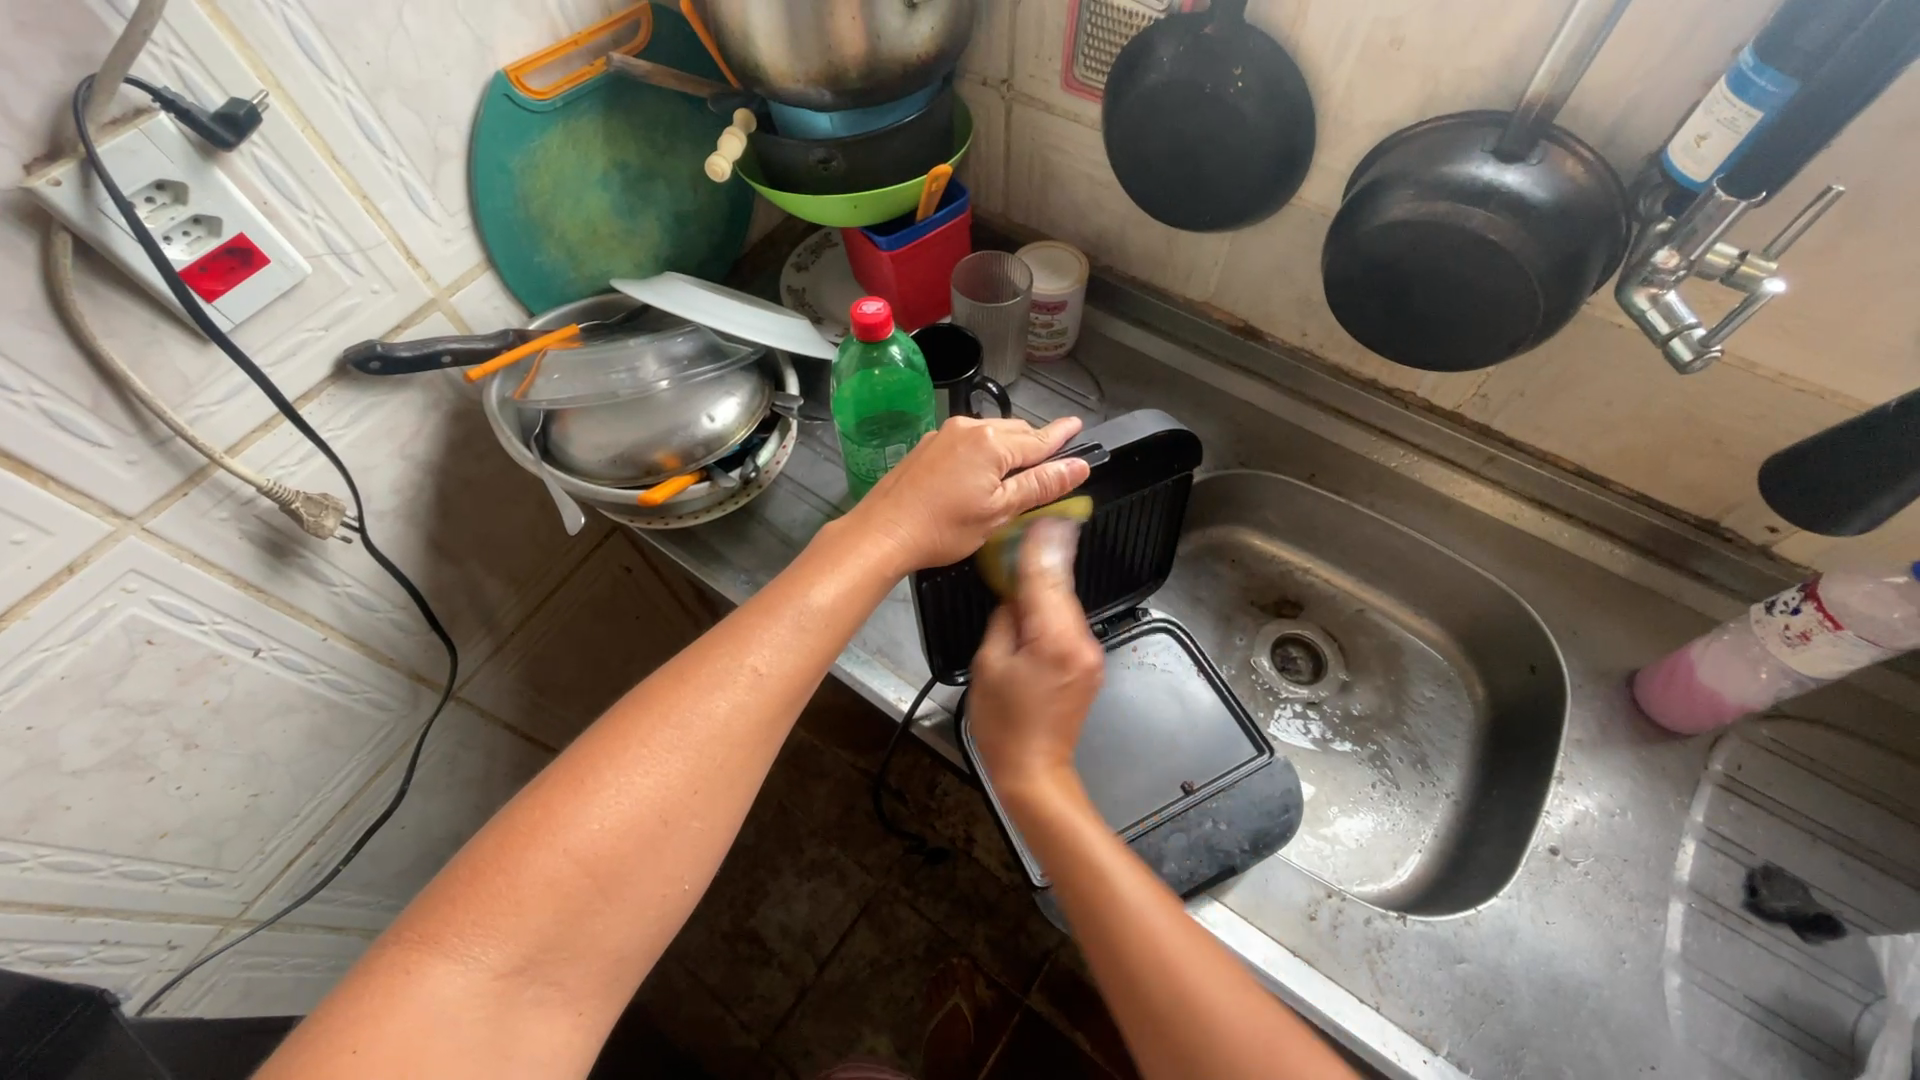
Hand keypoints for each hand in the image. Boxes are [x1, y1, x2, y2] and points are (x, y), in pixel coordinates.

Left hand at [846, 415, 1089, 572]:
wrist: (883, 532)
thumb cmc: (942, 529)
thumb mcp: (1000, 511)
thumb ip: (1041, 486)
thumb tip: (1078, 467)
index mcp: (991, 443)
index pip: (1039, 439)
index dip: (1061, 436)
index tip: (1078, 425)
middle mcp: (968, 428)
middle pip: (1015, 432)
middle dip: (1035, 445)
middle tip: (1051, 463)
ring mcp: (944, 435)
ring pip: (990, 435)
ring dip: (1008, 449)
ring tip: (1017, 474)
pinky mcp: (927, 446)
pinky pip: (967, 442)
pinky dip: (983, 453)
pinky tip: (980, 476)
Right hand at [967, 517, 1104, 807]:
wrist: (1034, 770)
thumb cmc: (1003, 722)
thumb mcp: (988, 664)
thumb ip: (1005, 618)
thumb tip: (1014, 594)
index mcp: (1053, 639)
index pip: (1045, 579)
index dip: (1039, 545)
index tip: (1042, 517)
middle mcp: (1081, 641)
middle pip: (1061, 588)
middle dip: (1042, 566)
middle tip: (1030, 535)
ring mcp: (1091, 654)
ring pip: (1065, 607)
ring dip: (1046, 591)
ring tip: (1022, 577)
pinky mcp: (1091, 665)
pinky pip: (1069, 627)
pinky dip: (1052, 614)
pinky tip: (1034, 613)